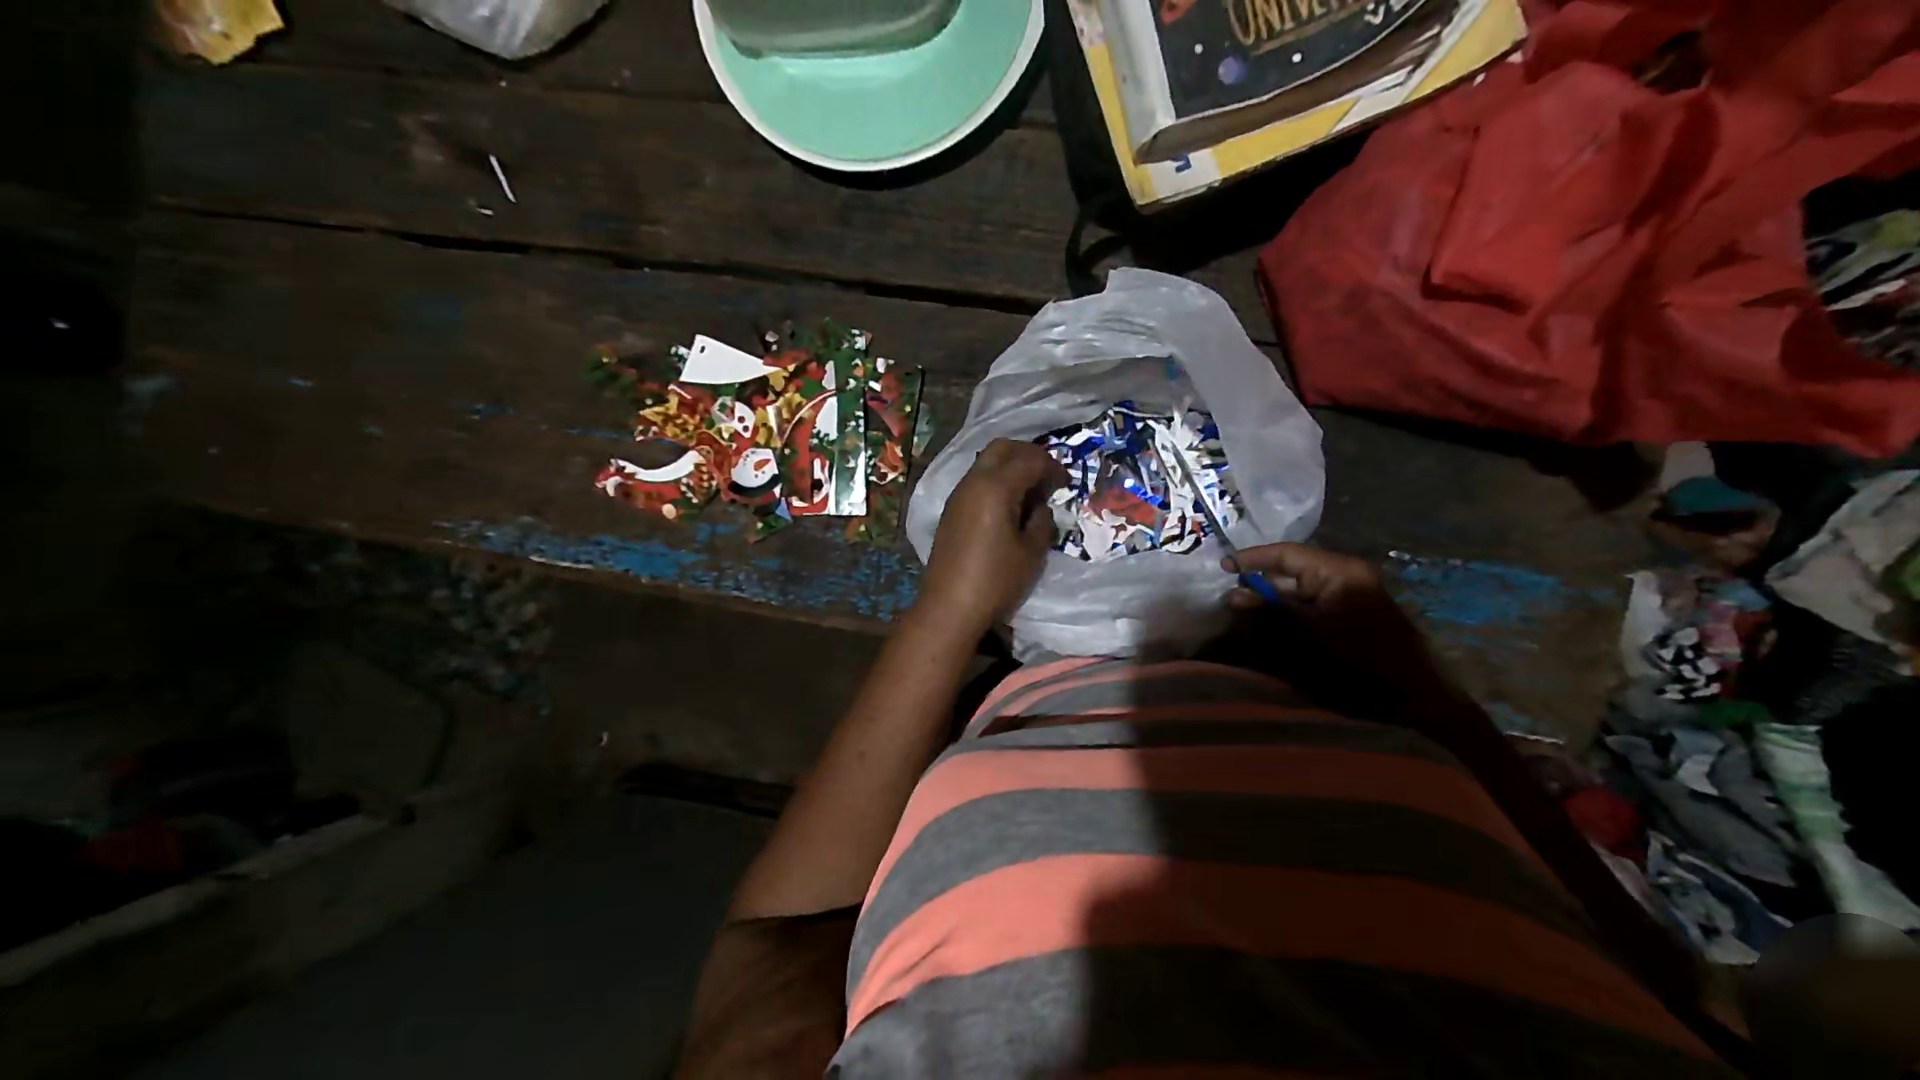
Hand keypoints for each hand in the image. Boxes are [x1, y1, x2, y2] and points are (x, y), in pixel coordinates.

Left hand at [918, 439, 1066, 633]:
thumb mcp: (1031, 552)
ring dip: (1010, 467)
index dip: (1053, 466)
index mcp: (996, 487)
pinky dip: (996, 481)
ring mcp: (958, 494)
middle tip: (1047, 476)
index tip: (1066, 483)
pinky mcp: (950, 510)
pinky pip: (976, 480)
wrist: (949, 608)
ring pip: (986, 461)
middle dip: (1028, 454)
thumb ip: (1042, 521)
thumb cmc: (996, 581)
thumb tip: (1039, 507)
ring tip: (1030, 492)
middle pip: (1003, 447)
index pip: (1030, 459)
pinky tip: (1008, 506)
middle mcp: (973, 481)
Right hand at [1227, 543, 1424, 664]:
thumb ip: (1270, 610)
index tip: (1223, 566)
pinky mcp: (1350, 612)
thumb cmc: (1359, 658)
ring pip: (1300, 589)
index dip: (1252, 558)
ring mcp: (1350, 593)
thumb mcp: (1307, 632)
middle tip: (1229, 597)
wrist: (1413, 695)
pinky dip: (1289, 611)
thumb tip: (1235, 596)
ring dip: (1272, 599)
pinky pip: (1312, 604)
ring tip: (1242, 611)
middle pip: (1292, 570)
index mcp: (1338, 571)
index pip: (1287, 553)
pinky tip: (1269, 622)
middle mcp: (1345, 574)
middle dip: (1259, 582)